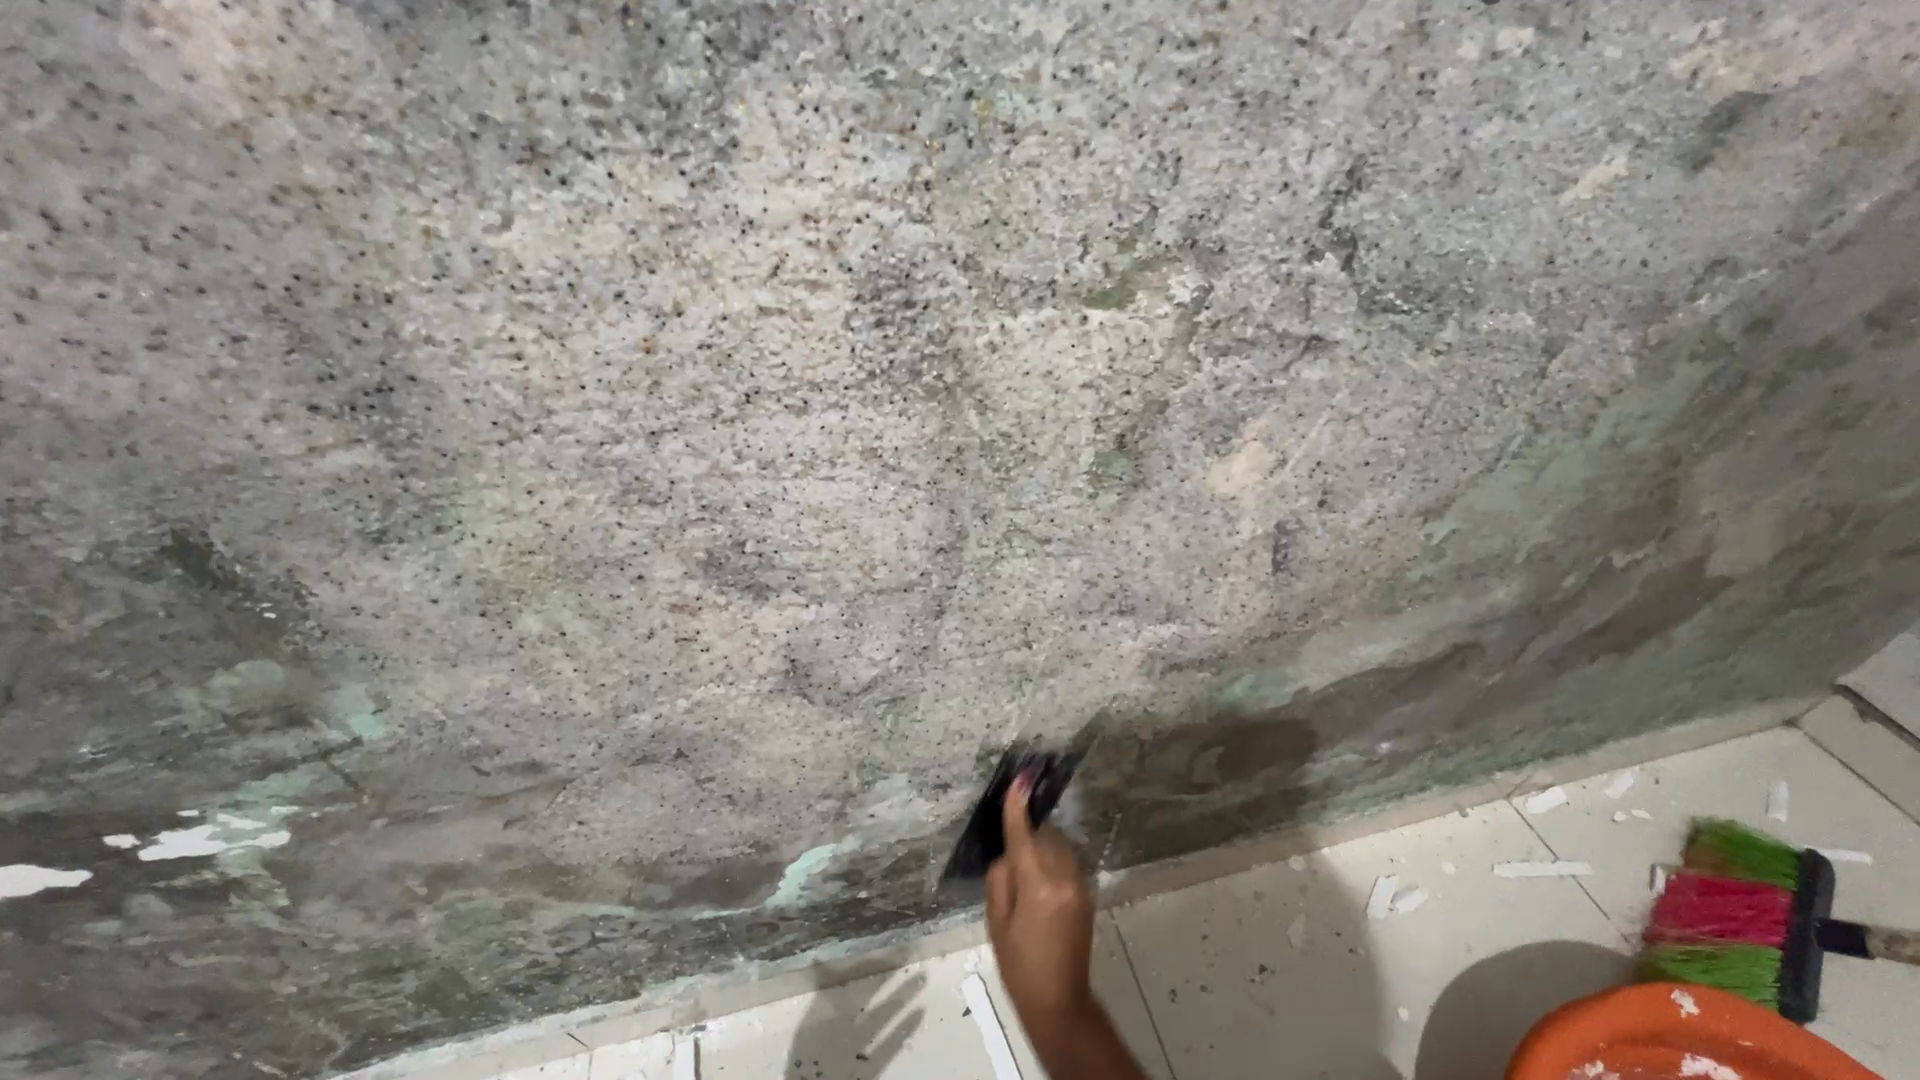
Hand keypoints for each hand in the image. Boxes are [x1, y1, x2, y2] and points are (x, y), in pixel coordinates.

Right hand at [985, 771, 1095, 1026]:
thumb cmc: (1018, 965)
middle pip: (1045, 836)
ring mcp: (1080, 885)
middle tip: (1010, 857)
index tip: (1020, 778)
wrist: (1059, 1001)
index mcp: (1038, 885)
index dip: (1019, 806)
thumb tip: (1010, 852)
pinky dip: (1052, 862)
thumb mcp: (996, 921)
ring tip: (1024, 874)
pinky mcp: (1087, 894)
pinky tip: (1039, 885)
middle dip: (1028, 834)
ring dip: (1042, 846)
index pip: (1024, 835)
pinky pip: (1066, 863)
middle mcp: (1064, 878)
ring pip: (1058, 847)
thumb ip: (1001, 878)